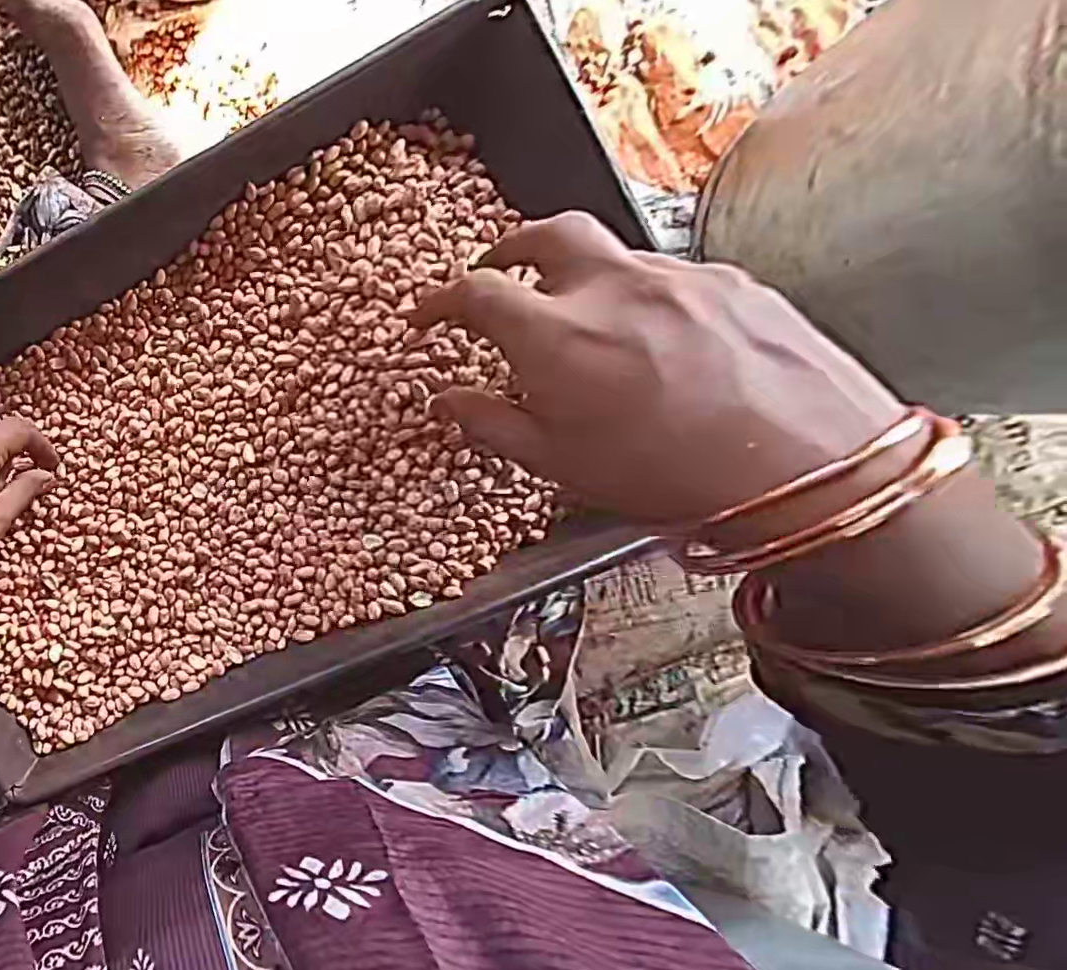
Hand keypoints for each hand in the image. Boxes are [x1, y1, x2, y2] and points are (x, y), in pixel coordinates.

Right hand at [411, 212, 905, 525]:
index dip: (439, 299)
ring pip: (607, 255)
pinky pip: (661, 274)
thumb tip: (445, 399)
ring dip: (573, 275)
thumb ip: (486, 419)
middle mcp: (612, 289)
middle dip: (506, 248)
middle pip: (545, 233)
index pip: (476, 292)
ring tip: (570, 317)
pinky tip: (640, 336)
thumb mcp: (549, 458)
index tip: (425, 315)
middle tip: (492, 271)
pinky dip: (630, 294)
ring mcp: (677, 277)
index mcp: (555, 337)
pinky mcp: (732, 282)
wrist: (809, 466)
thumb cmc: (659, 470)